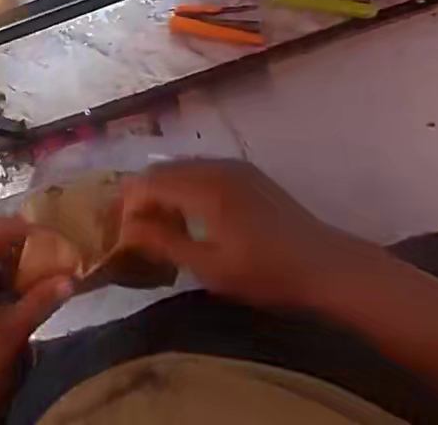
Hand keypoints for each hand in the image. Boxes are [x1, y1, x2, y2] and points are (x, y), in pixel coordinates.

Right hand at [117, 159, 387, 312]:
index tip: (116, 227)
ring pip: (185, 167)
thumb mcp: (209, 266)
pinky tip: (190, 214)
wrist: (321, 262)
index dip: (128, 200)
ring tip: (156, 224)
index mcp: (204, 186)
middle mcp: (216, 165)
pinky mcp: (247, 173)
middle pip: (166, 169)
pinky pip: (204, 170)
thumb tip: (127, 227)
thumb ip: (165, 242)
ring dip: (165, 189)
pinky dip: (187, 186)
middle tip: (131, 227)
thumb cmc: (263, 271)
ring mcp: (234, 166)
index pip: (151, 181)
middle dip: (144, 193)